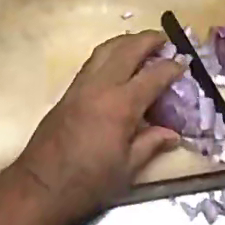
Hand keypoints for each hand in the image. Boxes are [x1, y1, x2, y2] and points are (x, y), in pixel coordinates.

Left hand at [0, 31, 183, 224]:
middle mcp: (101, 86)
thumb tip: (172, 134)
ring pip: (106, 49)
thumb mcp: (127, 169)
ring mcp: (82, 85)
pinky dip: (109, 53)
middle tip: (164, 39)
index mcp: (121, 104)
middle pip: (127, 50)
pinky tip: (116, 62)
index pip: (153, 76)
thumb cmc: (88, 182)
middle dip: (148, 40)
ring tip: (141, 43)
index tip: (183, 64)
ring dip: (126, 42)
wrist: (41, 184)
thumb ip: (151, 144)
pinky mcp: (69, 90)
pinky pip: (93, 61)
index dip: (171, 68)